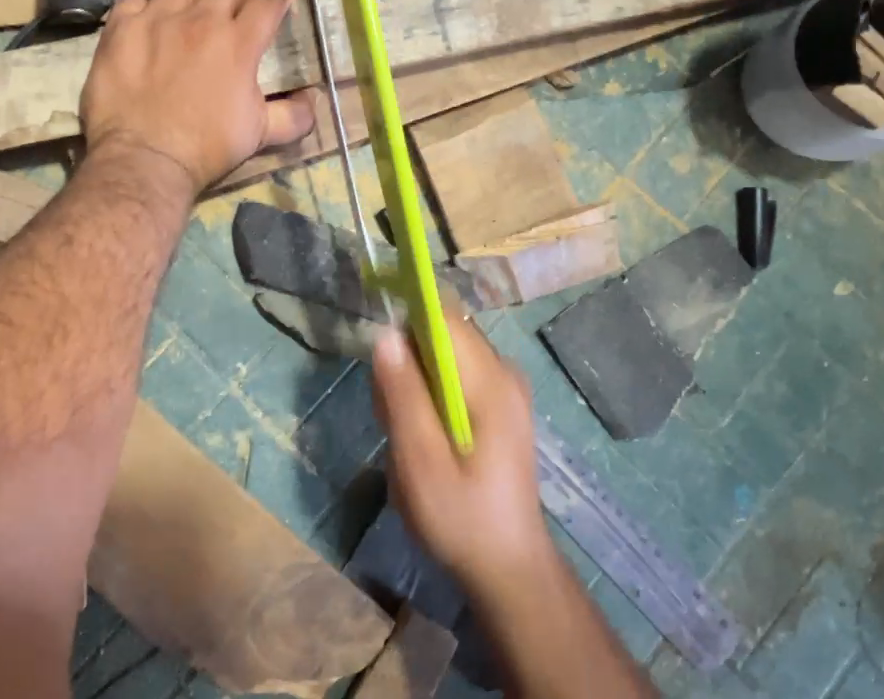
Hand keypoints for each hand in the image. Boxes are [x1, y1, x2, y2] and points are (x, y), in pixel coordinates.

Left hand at [80, 0, 315, 191]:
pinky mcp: (121, 29)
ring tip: (175, 26)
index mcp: (240, 42)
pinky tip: (139, 36)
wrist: (144, 159)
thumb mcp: (258, 136)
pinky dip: (138, 14)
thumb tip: (313, 101)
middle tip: (220, 26)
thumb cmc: (206, 150)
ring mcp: (157, 20)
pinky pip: (132, 1)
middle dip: (228, 0)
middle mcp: (201, 21)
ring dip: (182, 2)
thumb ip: (291, 116)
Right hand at [371, 308, 551, 584]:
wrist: (507, 568)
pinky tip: (421, 437)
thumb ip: (402, 396)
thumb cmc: (461, 518)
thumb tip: (385, 334)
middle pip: (440, 334)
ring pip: (441, 355)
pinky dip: (426, 395)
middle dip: (404, 360)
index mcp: (490, 383)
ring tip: (405, 435)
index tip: (376, 347)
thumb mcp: (420, 461)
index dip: (405, 316)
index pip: (444, 317)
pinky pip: (451, 375)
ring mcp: (503, 388)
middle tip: (391, 415)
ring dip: (411, 382)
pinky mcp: (496, 404)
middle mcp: (503, 373)